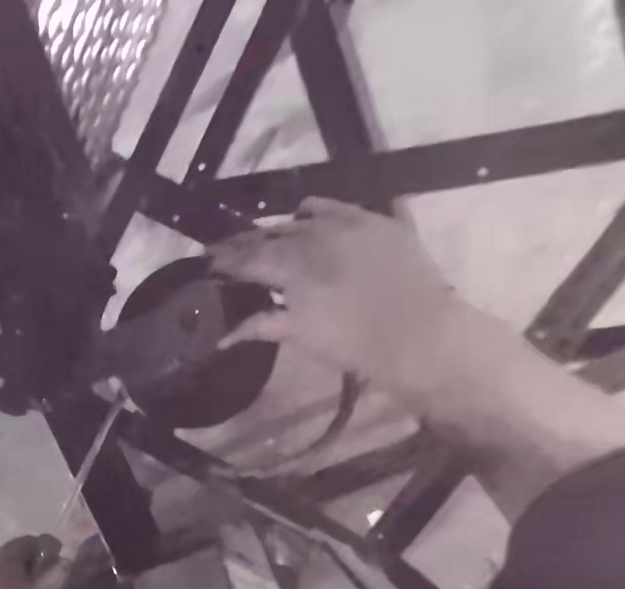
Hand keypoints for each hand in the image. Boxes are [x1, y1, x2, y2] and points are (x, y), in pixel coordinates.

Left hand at [0, 535, 70, 588]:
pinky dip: (9, 583)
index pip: (30, 540)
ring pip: (6, 566)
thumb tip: (66, 561)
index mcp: (0, 558)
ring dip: (23, 574)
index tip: (60, 569)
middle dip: (36, 563)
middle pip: (17, 551)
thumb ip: (54, 576)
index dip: (50, 550)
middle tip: (48, 584)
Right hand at [210, 198, 475, 407]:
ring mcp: (347, 225)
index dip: (224, 260)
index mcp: (294, 269)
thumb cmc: (353, 344)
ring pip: (298, 219)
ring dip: (276, 229)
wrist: (418, 334)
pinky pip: (334, 207)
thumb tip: (222, 336)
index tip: (206, 263)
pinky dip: (314, 211)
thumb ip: (261, 326)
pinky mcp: (374, 220)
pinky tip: (305, 215)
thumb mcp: (301, 336)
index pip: (248, 258)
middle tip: (225, 251)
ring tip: (262, 238)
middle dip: (245, 243)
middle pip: (269, 234)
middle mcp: (316, 238)